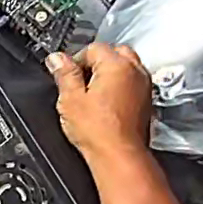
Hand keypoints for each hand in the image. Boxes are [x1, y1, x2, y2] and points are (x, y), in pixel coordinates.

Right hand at [48, 43, 153, 163]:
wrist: (118, 155)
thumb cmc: (99, 131)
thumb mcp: (70, 99)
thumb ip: (64, 74)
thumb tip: (56, 59)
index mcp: (116, 65)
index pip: (93, 48)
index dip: (75, 60)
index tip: (65, 74)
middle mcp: (135, 71)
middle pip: (113, 52)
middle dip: (95, 63)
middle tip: (79, 81)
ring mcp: (144, 85)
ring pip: (125, 67)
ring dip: (108, 74)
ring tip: (92, 93)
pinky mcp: (146, 100)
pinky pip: (132, 83)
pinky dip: (119, 87)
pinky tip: (105, 104)